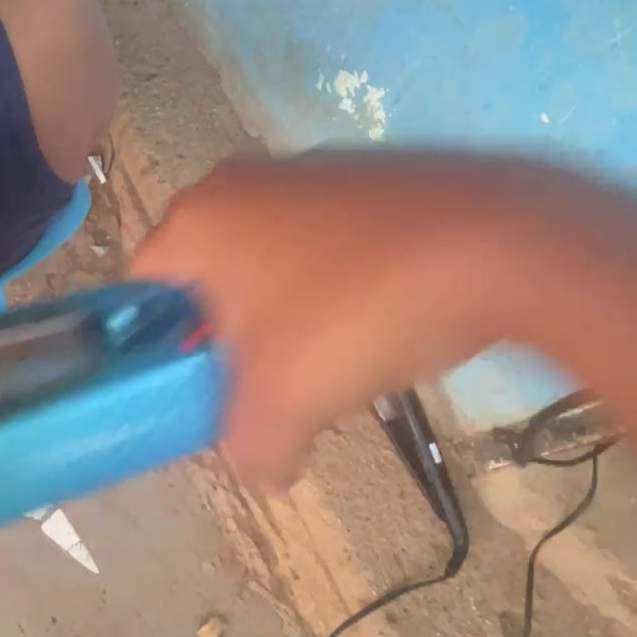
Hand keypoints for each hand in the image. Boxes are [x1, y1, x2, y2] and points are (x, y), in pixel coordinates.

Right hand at [131, 150, 636, 484]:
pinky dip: (326, 272)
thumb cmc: (355, 313)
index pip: (141, 288)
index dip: (161, 344)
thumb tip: (256, 467)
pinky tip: (375, 307)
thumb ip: (248, 448)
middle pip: (201, 271)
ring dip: (277, 301)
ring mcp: (295, 168)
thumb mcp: (286, 403)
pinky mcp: (353, 169)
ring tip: (331, 346)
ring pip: (259, 250)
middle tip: (265, 373)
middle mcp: (231, 181)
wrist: (496, 242)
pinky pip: (313, 231)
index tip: (201, 382)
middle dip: (225, 326)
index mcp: (194, 221)